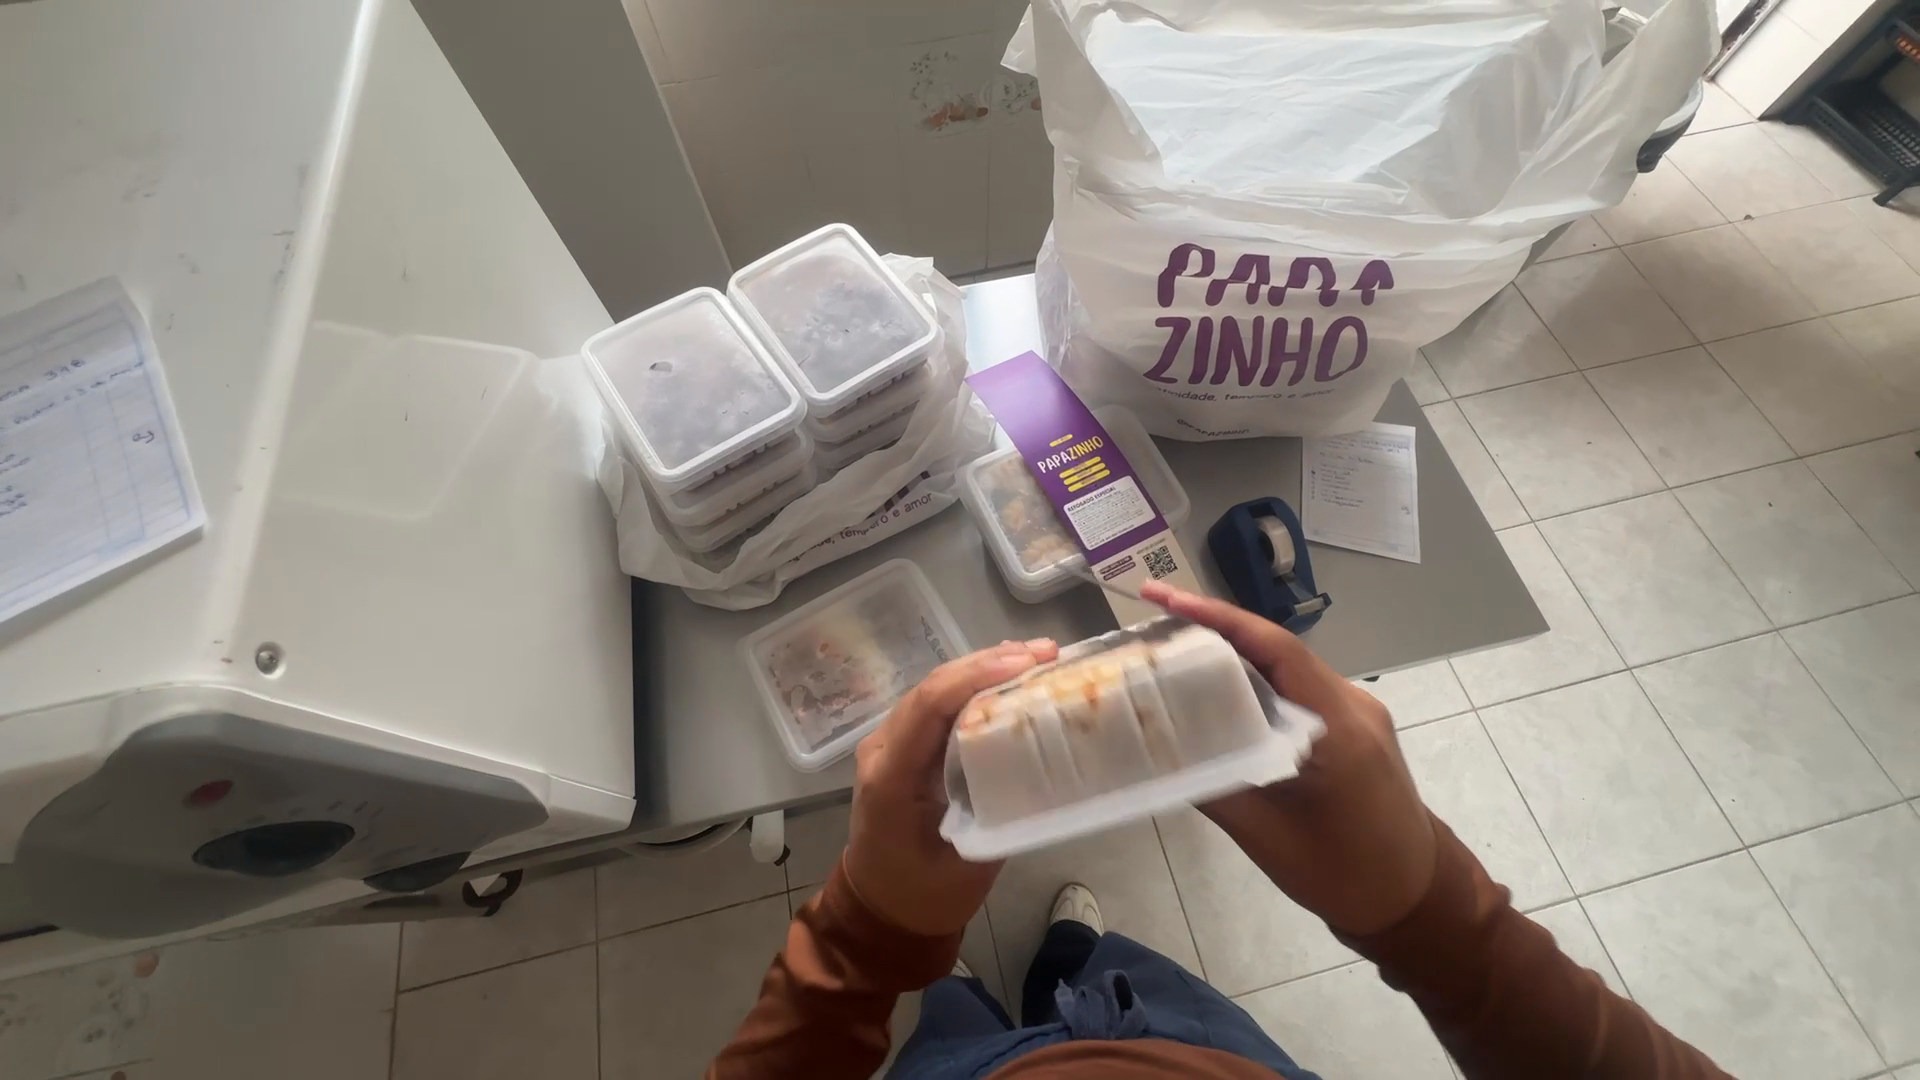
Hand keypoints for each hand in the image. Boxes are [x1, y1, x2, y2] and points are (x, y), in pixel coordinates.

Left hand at [843, 638, 1058, 936]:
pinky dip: (974, 686)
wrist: (880, 911)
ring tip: (1036, 656)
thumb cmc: (923, 895)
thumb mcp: (967, 862)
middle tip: (1045, 652)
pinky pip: (938, 704)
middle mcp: (883, 747)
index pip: (927, 706)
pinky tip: (1009, 676)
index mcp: (890, 776)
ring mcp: (890, 742)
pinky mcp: (905, 745)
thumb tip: (1038, 755)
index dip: (975, 677)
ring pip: (936, 689)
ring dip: (983, 668)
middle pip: (932, 687)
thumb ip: (996, 804)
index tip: (1024, 663)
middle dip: (988, 662)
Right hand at [1140, 581, 1435, 936]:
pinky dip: (1251, 677)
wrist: (1418, 902)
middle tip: (1154, 618)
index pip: (1276, 649)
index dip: (1218, 617)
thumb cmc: (1343, 874)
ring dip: (1230, 651)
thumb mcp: (1266, 837)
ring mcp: (1356, 711)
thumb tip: (1157, 749)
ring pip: (1283, 665)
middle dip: (1213, 627)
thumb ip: (1211, 786)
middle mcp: (1352, 705)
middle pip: (1275, 648)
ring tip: (1173, 646)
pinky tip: (1215, 686)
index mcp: (1339, 728)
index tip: (1166, 598)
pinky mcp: (1351, 723)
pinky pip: (1294, 685)